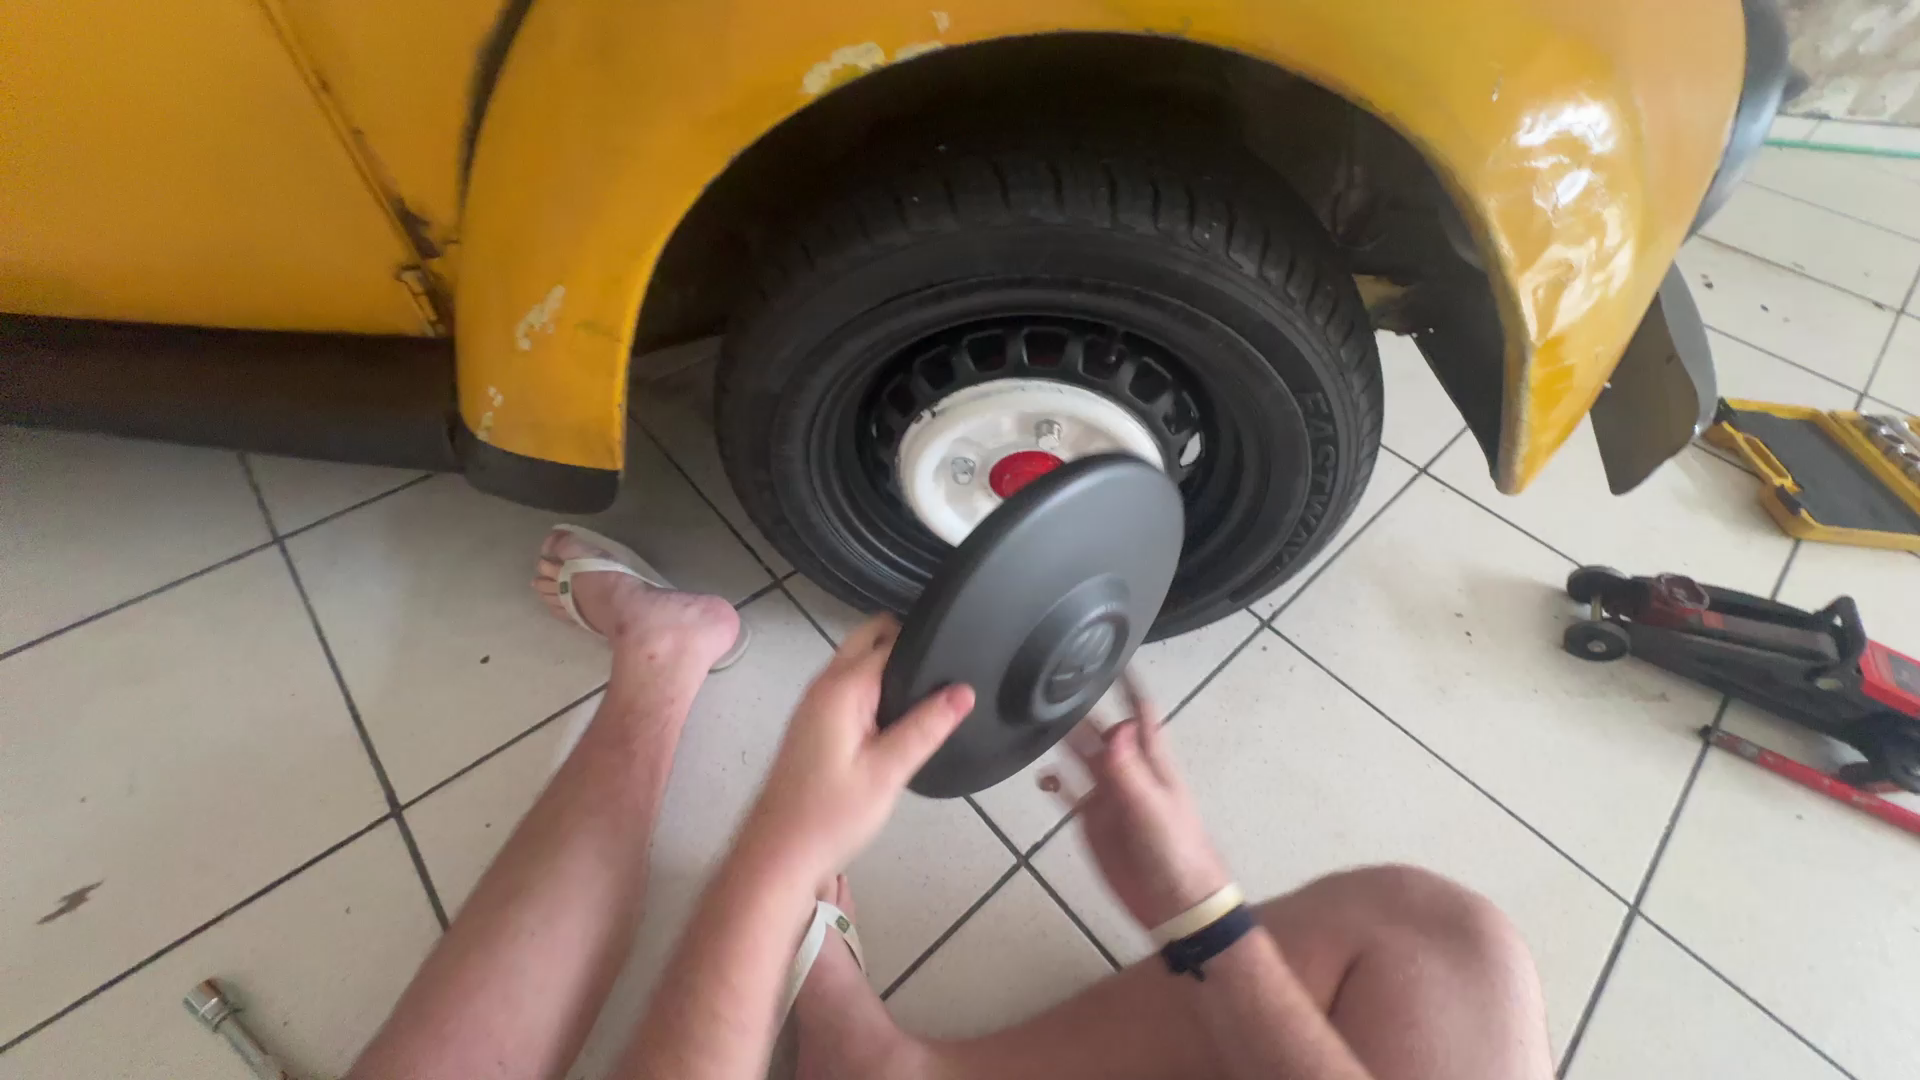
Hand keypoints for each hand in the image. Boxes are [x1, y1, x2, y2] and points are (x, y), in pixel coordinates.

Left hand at [738, 615, 974, 879]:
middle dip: (903, 642)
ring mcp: (814, 702)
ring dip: (887, 664)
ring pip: (857, 660)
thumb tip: (964, 691)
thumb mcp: (888, 772)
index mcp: (842, 688)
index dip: (922, 644)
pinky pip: (849, 684)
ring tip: (926, 696)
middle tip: (940, 674)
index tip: (955, 656)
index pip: (888, 640)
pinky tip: (896, 718)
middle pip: (868, 637)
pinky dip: (874, 685)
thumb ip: (926, 727)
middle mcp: (823, 684)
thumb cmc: (830, 816)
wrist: (777, 856)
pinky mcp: (814, 721)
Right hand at [1046, 676, 1230, 929]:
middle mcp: (1127, 770)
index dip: (1129, 688)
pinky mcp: (1092, 819)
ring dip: (1064, 742)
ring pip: (1082, 757)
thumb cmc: (1176, 851)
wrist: (1176, 905)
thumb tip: (1115, 728)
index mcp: (1151, 762)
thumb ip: (1130, 771)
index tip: (1113, 661)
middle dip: (1084, 711)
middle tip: (1054, 687)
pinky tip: (1040, 775)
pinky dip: (1054, 781)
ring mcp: (1108, 794)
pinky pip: (1068, 792)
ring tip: (1039, 723)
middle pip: (1103, 731)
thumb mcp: (1152, 808)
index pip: (1140, 715)